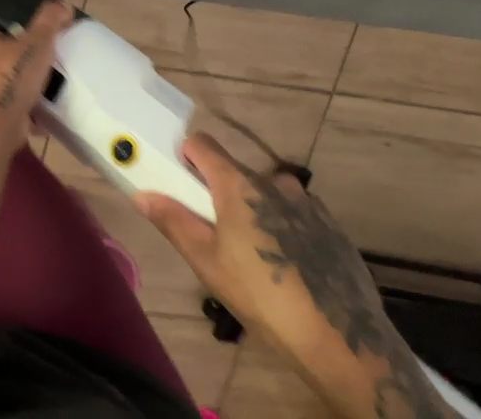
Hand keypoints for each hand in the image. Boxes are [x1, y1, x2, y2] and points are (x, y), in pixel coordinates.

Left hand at [0, 0, 71, 124]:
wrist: (3, 121)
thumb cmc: (11, 75)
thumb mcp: (35, 42)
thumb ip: (48, 22)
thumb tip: (62, 4)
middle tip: (5, 45)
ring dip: (5, 77)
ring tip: (29, 74)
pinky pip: (9, 102)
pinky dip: (23, 103)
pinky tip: (42, 104)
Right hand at [135, 133, 389, 365]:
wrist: (338, 336)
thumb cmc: (260, 296)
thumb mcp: (206, 262)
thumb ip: (173, 221)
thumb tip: (142, 194)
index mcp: (239, 185)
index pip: (202, 144)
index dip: (186, 157)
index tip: (181, 184)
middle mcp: (273, 181)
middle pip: (235, 173)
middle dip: (221, 195)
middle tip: (216, 236)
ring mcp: (306, 201)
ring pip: (266, 194)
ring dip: (254, 212)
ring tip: (255, 257)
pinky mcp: (330, 224)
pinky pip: (294, 214)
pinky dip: (283, 228)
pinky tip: (286, 266)